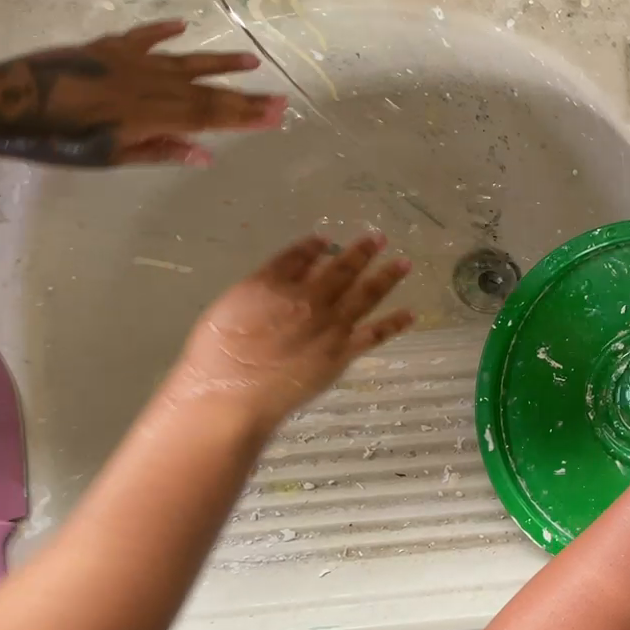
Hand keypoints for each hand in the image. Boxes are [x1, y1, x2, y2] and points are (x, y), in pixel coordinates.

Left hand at [0, 19, 285, 166]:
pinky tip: (181, 26)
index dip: (247, 117)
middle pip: (207, 92)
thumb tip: (206, 154)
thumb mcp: (110, 155)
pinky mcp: (103, 49)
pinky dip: (161, 31)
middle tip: (281, 98)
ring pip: (184, 64)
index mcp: (153, 116)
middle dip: (247, 96)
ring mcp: (127, 64)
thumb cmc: (56, 140)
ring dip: (220, 64)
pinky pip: (138, 37)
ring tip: (252, 62)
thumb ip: (159, 151)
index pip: (212, 117)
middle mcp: (149, 87)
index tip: (277, 116)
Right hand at [167, 233, 416, 427]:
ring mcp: (331, 325)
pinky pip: (377, 333)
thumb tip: (296, 269)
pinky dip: (396, 323)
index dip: (314, 245)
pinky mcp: (345, 350)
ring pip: (367, 294)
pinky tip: (410, 314)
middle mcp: (308, 300)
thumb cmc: (218, 353)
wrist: (232, 392)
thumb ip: (265, 286)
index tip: (327, 237)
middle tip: (380, 238)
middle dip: (362, 252)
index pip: (297, 257)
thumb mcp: (232, 307)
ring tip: (405, 264)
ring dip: (388, 277)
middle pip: (341, 270)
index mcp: (271, 286)